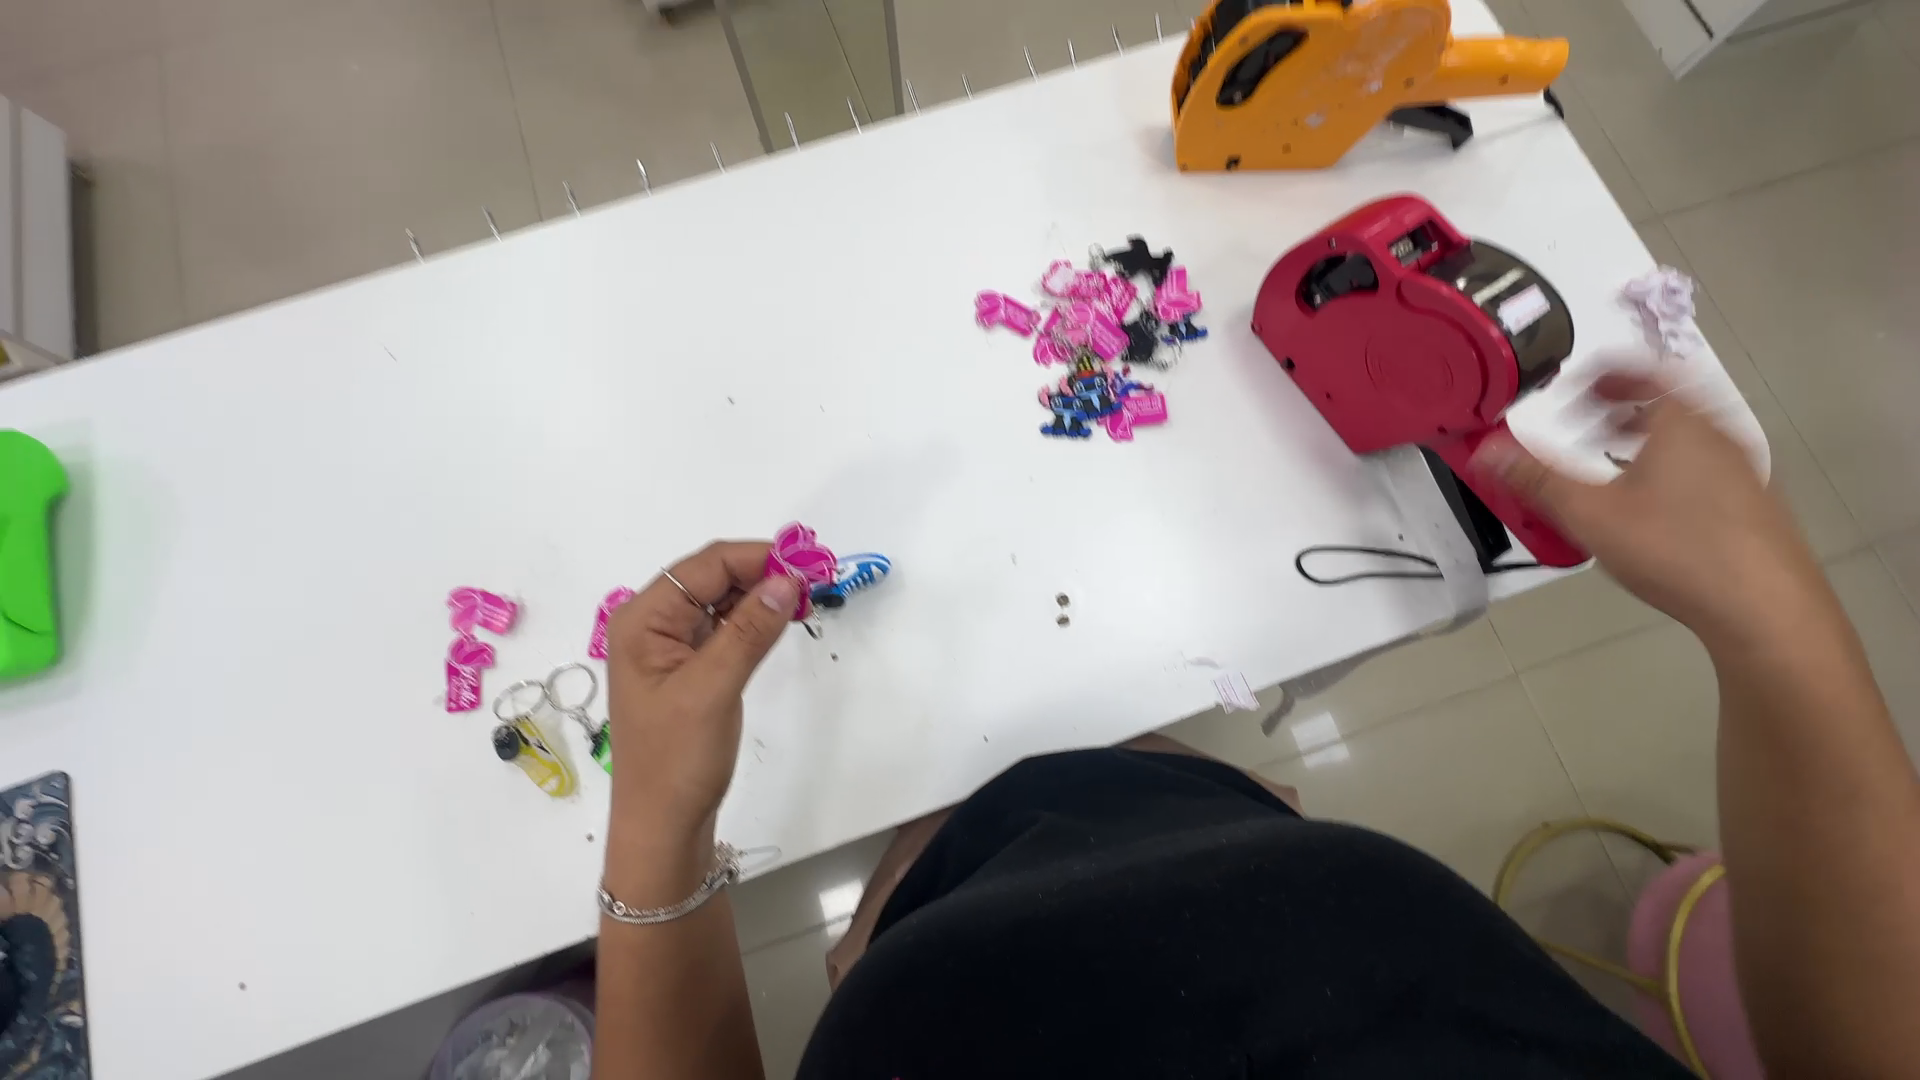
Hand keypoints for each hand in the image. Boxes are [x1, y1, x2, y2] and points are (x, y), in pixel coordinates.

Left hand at [603, 542, 800, 846]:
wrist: (664, 825)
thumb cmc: (678, 758)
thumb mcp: (714, 688)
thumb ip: (749, 630)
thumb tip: (788, 580)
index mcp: (644, 619)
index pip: (706, 565)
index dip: (758, 558)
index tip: (809, 567)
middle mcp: (653, 623)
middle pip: (713, 576)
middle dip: (763, 573)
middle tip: (814, 583)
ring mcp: (671, 646)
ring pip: (722, 599)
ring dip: (761, 595)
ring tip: (804, 601)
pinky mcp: (690, 666)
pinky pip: (725, 626)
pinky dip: (754, 619)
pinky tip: (780, 623)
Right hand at [1470, 372, 1826, 647]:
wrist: (1764, 609)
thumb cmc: (1671, 548)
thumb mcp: (1587, 514)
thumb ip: (1534, 478)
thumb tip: (1485, 450)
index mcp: (1681, 428)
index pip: (1646, 377)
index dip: (1608, 375)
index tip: (1574, 384)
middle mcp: (1719, 440)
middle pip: (1669, 406)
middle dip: (1621, 407)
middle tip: (1582, 420)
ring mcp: (1742, 473)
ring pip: (1685, 439)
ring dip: (1642, 438)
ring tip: (1605, 460)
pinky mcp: (1751, 506)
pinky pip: (1700, 466)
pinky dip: (1665, 465)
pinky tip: (1643, 502)